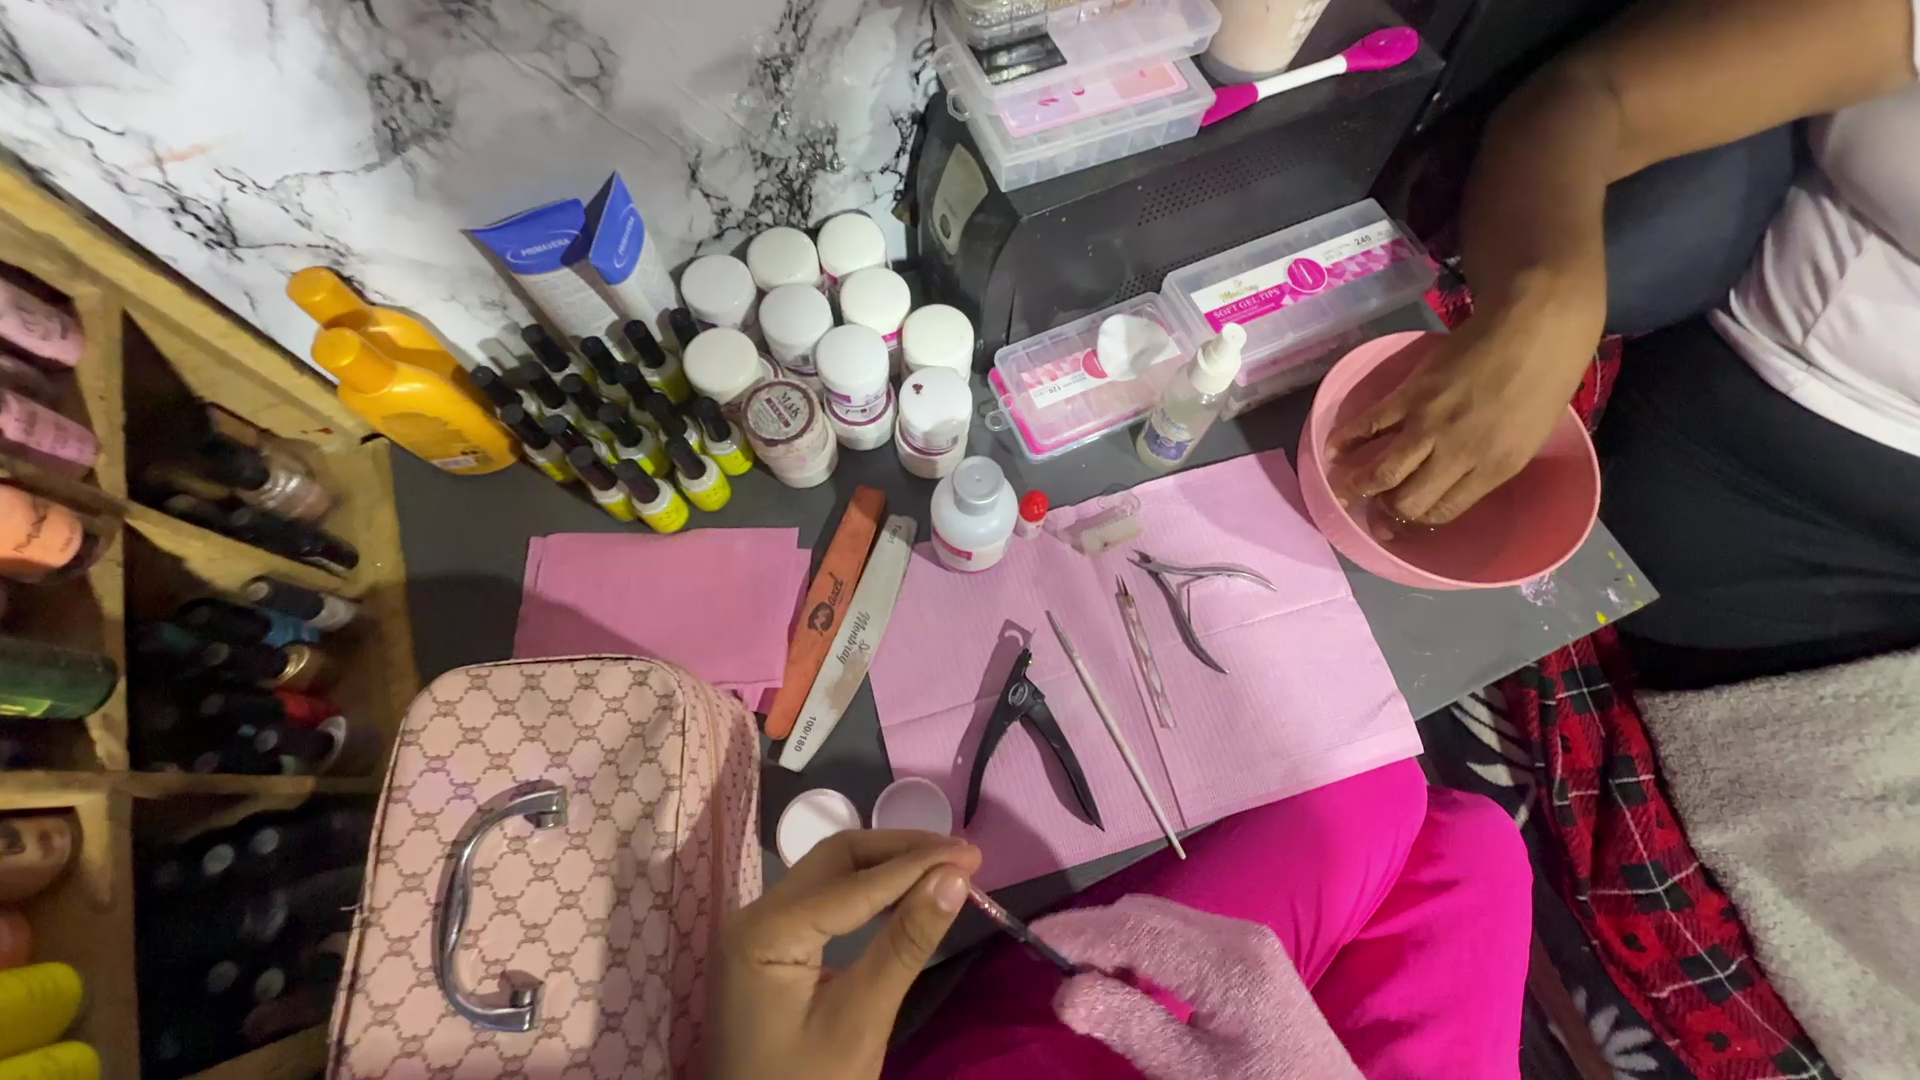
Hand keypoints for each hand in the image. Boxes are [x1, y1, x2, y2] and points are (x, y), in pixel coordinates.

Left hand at [707, 829, 981, 1079]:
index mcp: (766, 932)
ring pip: (831, 870)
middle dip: (902, 850)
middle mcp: (755, 914)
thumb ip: (905, 944)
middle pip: (838, 858)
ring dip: (888, 863)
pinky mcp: (770, 943)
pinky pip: (824, 895)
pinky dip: (868, 886)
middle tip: (960, 854)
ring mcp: (760, 928)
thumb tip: (955, 878)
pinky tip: (903, 890)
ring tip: (942, 864)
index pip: (854, 881)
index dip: (917, 863)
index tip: (971, 855)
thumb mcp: (860, 1022)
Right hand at [1038, 896, 1359, 1079]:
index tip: (1029, 941)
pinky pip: (1175, 927)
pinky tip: (1127, 975)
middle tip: (1047, 964)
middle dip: (1090, 932)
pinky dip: (1139, 941)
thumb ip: (1128, 1027)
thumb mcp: (1193, 1078)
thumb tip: (1063, 990)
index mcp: (1229, 967)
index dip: (1077, 932)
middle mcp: (1236, 933)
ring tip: (1081, 973)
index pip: (1135, 930)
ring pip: (1155, 914)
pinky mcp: (1245, 945)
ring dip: (1112, 934)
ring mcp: (1244, 934)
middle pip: (1143, 913)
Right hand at [1327, 297, 1596, 524]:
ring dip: (1355, 486)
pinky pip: (1367, 426)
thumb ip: (1486, 465)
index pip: (1440, 513)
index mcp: (1494, 468)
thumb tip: (1446, 482)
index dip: (1415, 523)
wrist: (1535, 326)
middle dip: (1382, 512)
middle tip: (1370, 508)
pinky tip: (1333, 450)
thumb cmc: (1543, 381)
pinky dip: (1344, 441)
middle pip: (1405, 501)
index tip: (1401, 523)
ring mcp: (1428, 425)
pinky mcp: (1407, 397)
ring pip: (1381, 472)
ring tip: (1342, 489)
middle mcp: (1457, 454)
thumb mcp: (1528, 438)